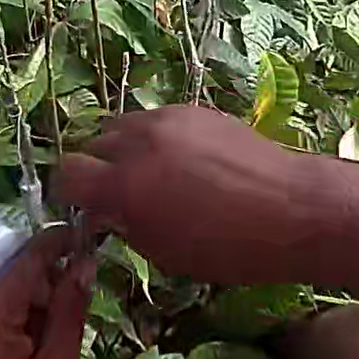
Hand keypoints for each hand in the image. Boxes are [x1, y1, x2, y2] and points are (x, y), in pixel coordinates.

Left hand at [0, 226, 96, 358]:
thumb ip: (70, 312)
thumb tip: (85, 263)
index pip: (27, 256)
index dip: (60, 241)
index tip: (87, 237)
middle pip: (8, 273)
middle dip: (44, 281)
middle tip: (74, 305)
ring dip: (26, 302)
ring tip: (50, 339)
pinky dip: (5, 320)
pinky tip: (25, 352)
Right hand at [57, 105, 340, 284]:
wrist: (290, 206)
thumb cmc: (228, 247)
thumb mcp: (164, 251)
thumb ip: (124, 223)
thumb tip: (105, 208)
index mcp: (125, 183)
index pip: (68, 172)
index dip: (71, 191)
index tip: (87, 205)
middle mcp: (138, 140)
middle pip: (95, 143)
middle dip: (99, 168)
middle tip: (122, 192)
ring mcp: (168, 117)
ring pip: (125, 125)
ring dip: (127, 148)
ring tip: (154, 173)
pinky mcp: (194, 107)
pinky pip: (158, 119)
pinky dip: (157, 137)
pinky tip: (184, 159)